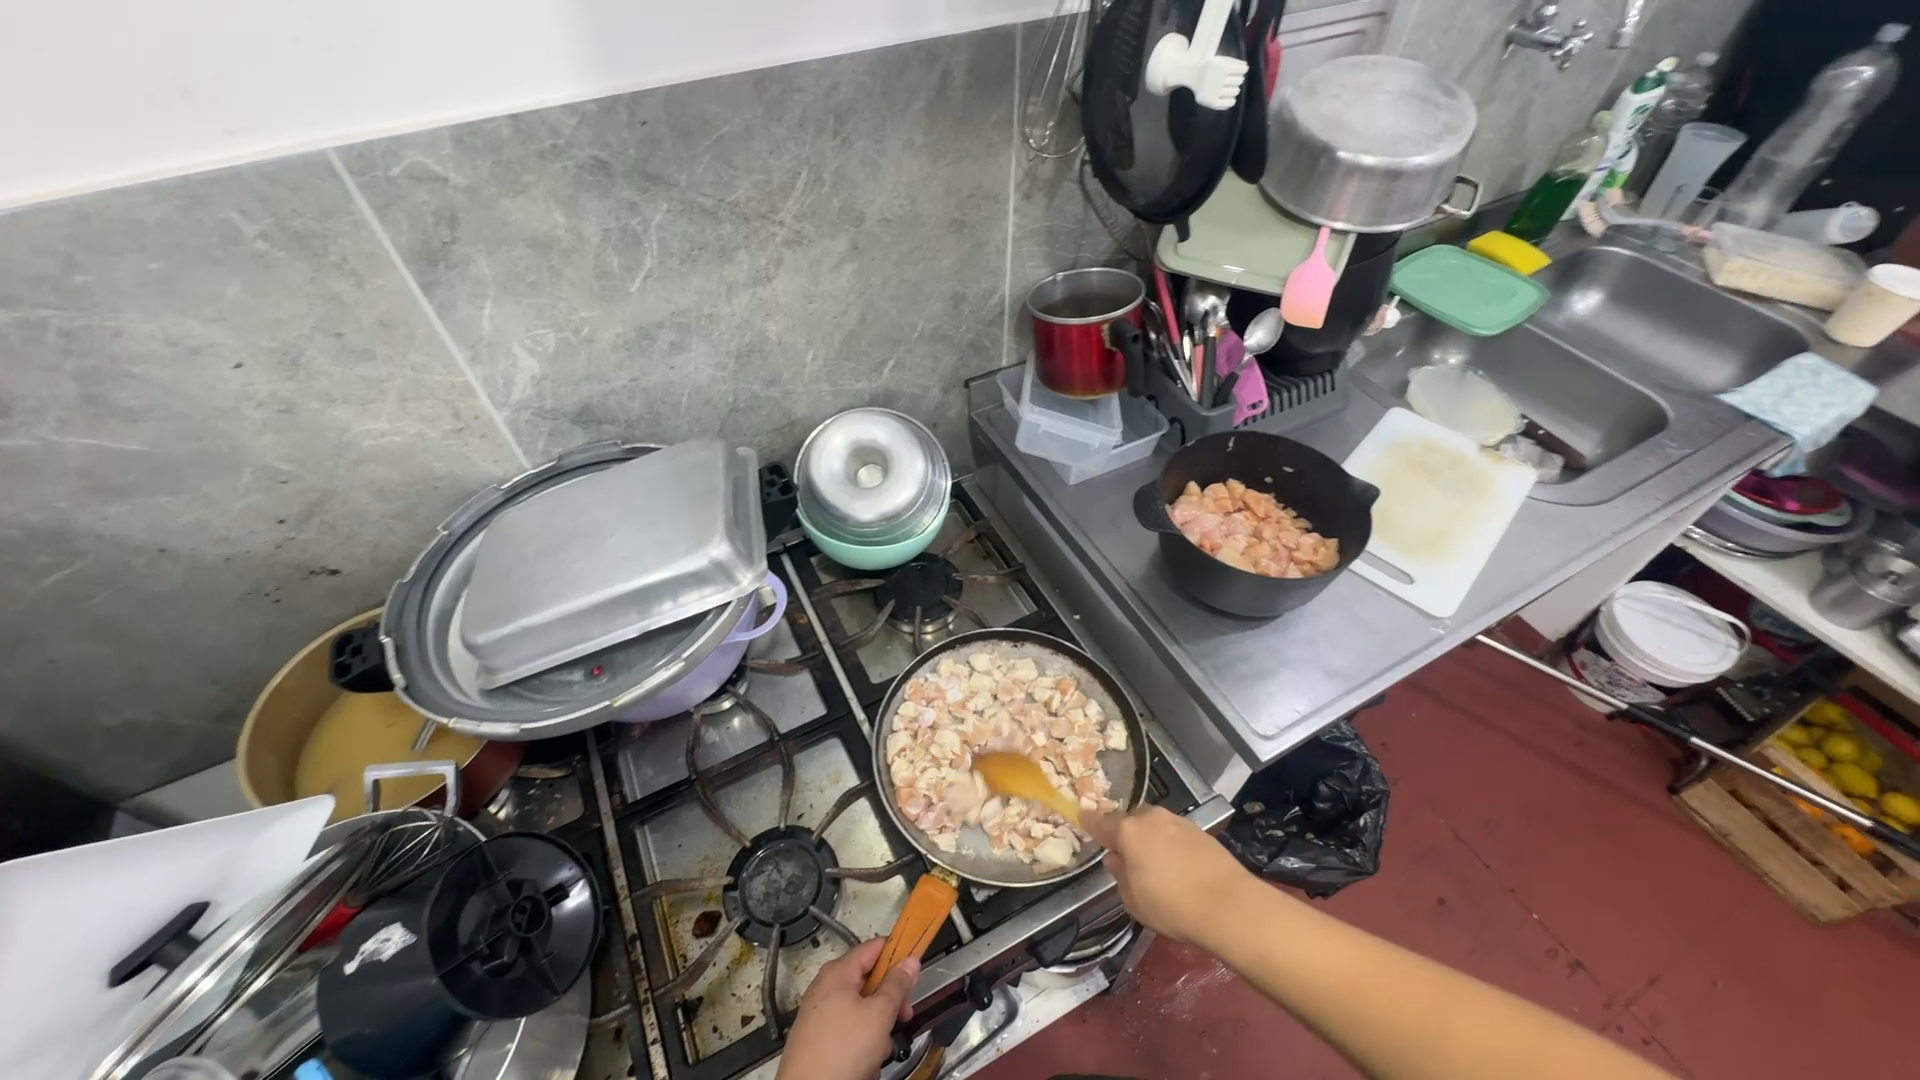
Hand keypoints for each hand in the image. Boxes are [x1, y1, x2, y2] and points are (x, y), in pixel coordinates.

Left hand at [776, 938, 917, 1079]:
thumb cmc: (845, 1047)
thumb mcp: (879, 1014)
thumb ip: (897, 985)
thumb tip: (910, 959)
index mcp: (838, 972)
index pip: (874, 947)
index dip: (897, 954)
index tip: (915, 972)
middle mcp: (825, 987)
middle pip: (868, 980)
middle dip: (890, 999)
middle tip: (904, 1016)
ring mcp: (819, 1013)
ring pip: (861, 1009)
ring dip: (877, 1027)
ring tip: (881, 1049)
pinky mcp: (817, 1038)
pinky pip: (848, 1030)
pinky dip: (861, 1042)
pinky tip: (866, 1062)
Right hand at [1084, 805, 1254, 944]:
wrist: (1228, 905)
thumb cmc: (1171, 906)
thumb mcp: (1133, 900)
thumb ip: (1120, 875)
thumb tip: (1116, 860)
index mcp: (1128, 832)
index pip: (1100, 823)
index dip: (1089, 822)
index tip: (1082, 818)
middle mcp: (1151, 819)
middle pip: (1131, 822)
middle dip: (1127, 835)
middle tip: (1127, 858)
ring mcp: (1178, 822)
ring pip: (1155, 826)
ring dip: (1151, 840)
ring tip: (1156, 866)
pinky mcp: (1200, 831)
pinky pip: (1175, 834)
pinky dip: (1171, 845)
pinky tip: (1179, 867)